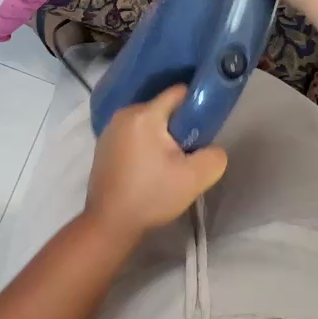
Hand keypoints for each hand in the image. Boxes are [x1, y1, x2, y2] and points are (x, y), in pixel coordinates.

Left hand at [85, 85, 227, 238]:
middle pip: (162, 108)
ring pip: (147, 122)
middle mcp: (124, 114)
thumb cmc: (151, 196)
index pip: (178, 93)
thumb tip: (213, 148)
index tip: (204, 129)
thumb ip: (214, 156)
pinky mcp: (103, 145)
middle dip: (178, 126)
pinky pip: (132, 134)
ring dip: (160, 137)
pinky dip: (144, 145)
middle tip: (187, 153)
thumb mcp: (194, 179)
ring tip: (168, 165)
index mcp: (145, 114)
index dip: (196, 106)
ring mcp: (110, 129)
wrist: (109, 225)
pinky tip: (147, 170)